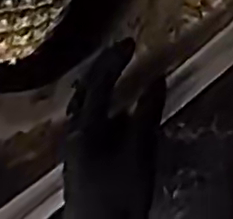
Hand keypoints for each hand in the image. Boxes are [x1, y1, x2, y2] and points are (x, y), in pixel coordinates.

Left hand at [62, 40, 163, 218]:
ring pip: (85, 109)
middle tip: (121, 52)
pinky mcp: (81, 164)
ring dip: (101, 88)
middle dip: (102, 70)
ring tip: (118, 75)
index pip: (100, 84)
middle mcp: (75, 136)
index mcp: (86, 128)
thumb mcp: (139, 150)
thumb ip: (147, 111)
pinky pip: (90, 123)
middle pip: (85, 94)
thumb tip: (157, 79)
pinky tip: (118, 113)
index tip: (132, 42)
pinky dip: (103, 107)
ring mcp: (76, 151)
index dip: (115, 60)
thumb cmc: (118, 192)